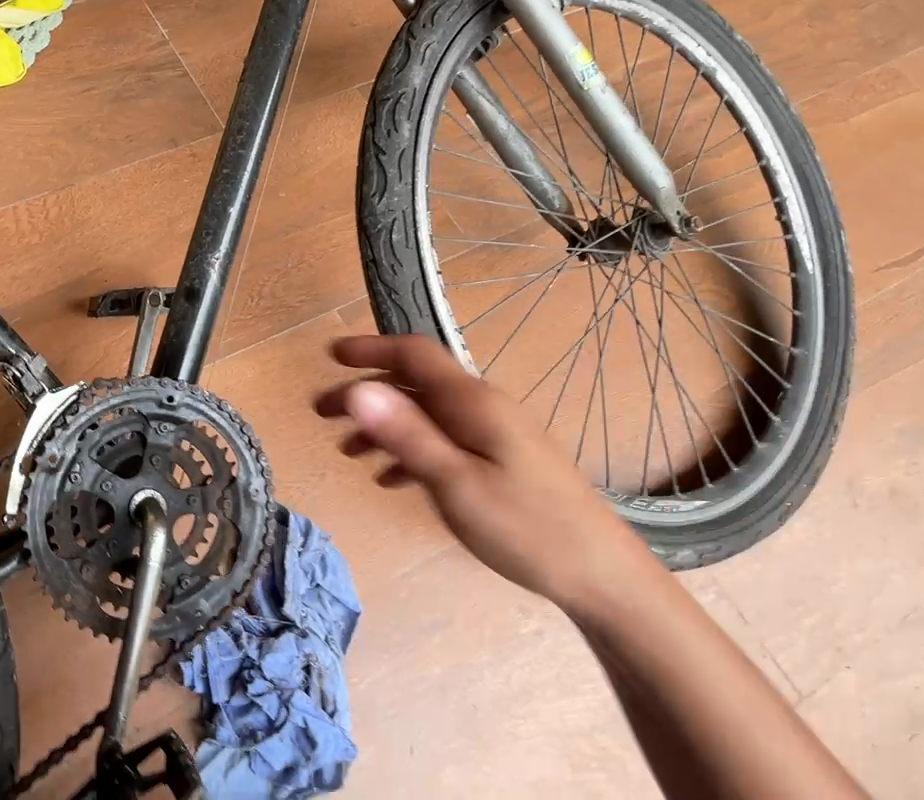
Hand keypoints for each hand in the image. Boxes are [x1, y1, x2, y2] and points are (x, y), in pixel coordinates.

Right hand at [315, 334, 658, 612]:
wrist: (602, 576)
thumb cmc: (526, 528)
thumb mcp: (456, 483)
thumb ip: (406, 434)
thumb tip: (357, 389)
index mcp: (472, 402)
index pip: (414, 355)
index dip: (371, 348)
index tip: (330, 356)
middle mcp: (482, 407)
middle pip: (414, 385)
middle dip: (365, 395)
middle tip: (321, 415)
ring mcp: (494, 434)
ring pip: (426, 415)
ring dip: (384, 427)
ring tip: (348, 453)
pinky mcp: (501, 461)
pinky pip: (444, 442)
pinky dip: (411, 451)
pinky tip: (391, 479)